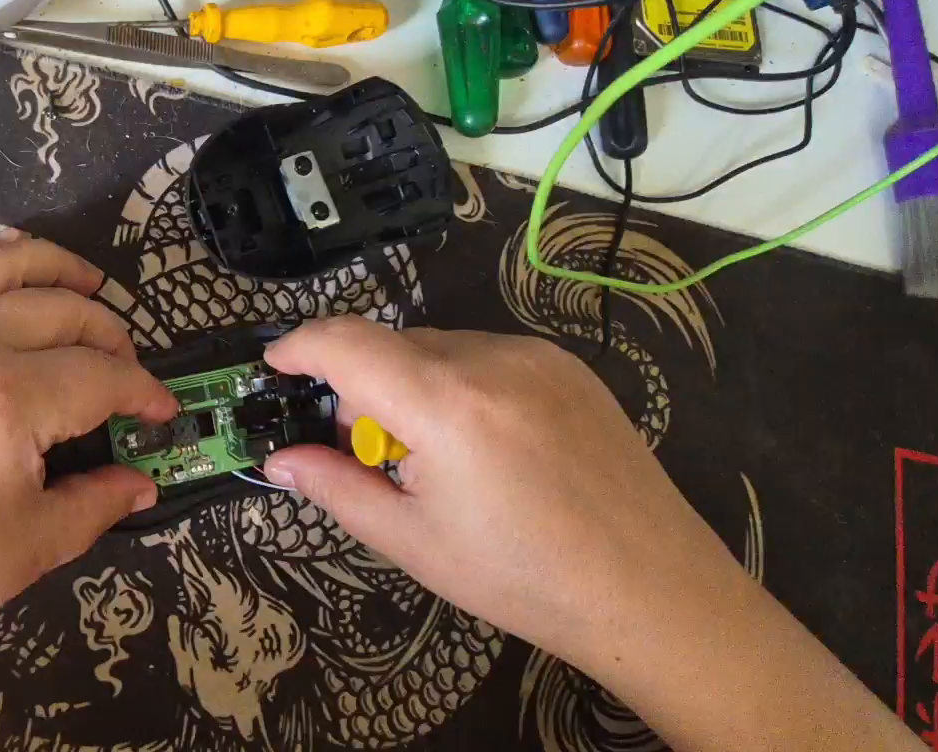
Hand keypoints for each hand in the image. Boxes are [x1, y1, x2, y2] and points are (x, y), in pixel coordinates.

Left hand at [0, 233, 175, 683]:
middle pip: (66, 313)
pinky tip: (19, 273)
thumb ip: (95, 503)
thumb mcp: (26, 549)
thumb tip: (143, 480)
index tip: (163, 412)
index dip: (144, 392)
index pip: (102, 377)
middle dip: (113, 338)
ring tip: (92, 284)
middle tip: (130, 374)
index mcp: (9, 401)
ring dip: (61, 269)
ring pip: (10, 266)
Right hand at [260, 319, 753, 673]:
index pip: (345, 342)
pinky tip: (482, 440)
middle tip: (368, 449)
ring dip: (407, 383)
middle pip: (387, 345)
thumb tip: (278, 459)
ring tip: (433, 452)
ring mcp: (532, 353)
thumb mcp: (412, 541)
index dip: (299, 345)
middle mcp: (487, 358)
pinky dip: (453, 381)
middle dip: (358, 385)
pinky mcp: (562, 361)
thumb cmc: (523, 579)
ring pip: (432, 347)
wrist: (661, 595)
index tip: (276, 367)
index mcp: (445, 405)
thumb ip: (335, 486)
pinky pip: (478, 352)